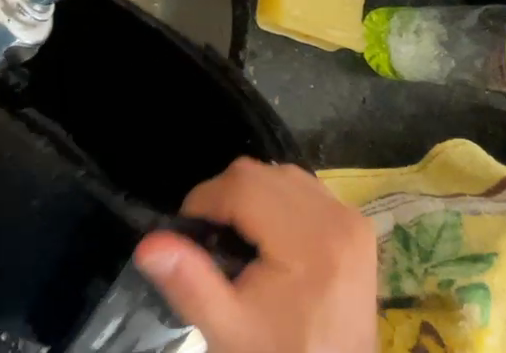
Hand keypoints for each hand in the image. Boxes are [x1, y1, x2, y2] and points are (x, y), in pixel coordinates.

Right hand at [135, 158, 375, 352]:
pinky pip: (298, 187)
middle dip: (222, 199)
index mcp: (313, 243)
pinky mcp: (355, 225)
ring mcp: (351, 220)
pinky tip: (267, 236)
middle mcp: (338, 220)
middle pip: (256, 175)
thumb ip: (190, 286)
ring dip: (246, 196)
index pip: (241, 185)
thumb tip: (150, 245)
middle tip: (212, 244)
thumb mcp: (228, 330)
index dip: (204, 201)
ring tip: (238, 241)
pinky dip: (273, 199)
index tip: (193, 237)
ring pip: (275, 175)